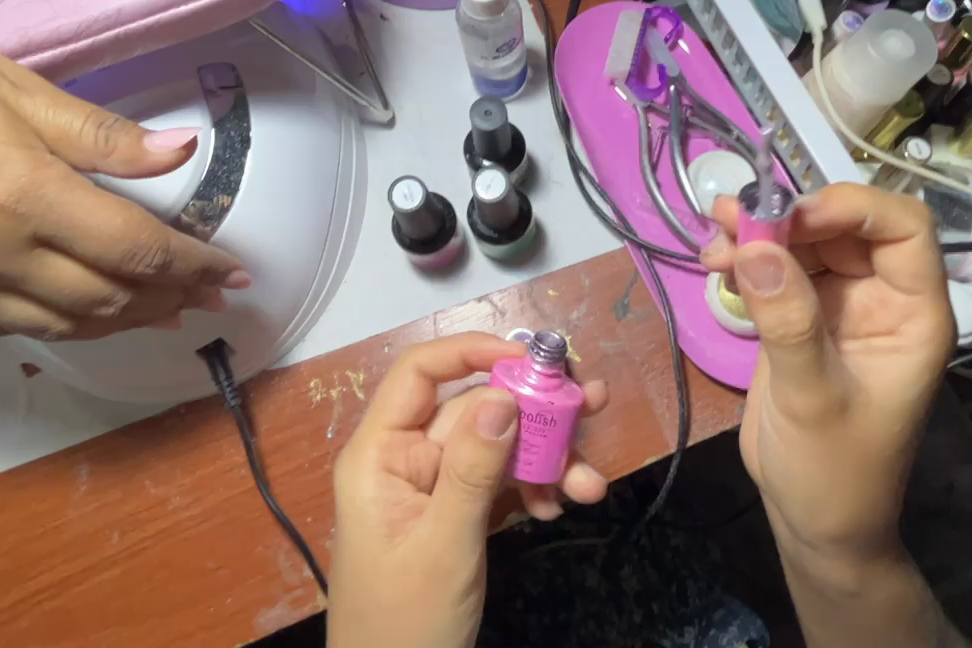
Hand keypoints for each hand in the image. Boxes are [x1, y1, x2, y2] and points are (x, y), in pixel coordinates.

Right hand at [0, 0, 245, 337]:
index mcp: (24, 197)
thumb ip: (102, 132)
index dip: (194, 263)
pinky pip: (0, 327)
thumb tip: (182, 149)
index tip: (233, 272)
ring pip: (58, 323)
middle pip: (106, 296)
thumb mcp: (11, 85)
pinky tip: (81, 316)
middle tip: (210, 295)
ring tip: (166, 315)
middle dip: (170, 297)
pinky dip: (58, 327)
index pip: (138, 247)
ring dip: (122, 322)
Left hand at [329, 334, 608, 647]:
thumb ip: (473, 468)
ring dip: (546, 457)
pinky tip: (559, 506)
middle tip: (591, 406)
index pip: (421, 372)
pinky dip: (534, 487)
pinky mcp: (458, 510)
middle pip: (475, 408)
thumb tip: (504, 395)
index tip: (531, 358)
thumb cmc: (406, 625)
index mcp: (381, 452)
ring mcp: (435, 483)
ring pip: (497, 443)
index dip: (473, 350)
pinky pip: (502, 478)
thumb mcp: (443, 546)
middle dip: (534, 413)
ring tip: (589, 483)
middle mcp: (407, 455)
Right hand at [701, 184, 952, 562]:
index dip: (851, 207)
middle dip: (786, 215)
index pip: (902, 229)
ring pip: (801, 238)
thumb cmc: (834, 470)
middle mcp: (878, 296)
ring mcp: (836, 303)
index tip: (788, 216)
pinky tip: (713, 262)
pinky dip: (743, 255)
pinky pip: (774, 264)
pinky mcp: (798, 313)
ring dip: (755, 231)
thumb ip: (788, 322)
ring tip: (710, 240)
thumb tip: (754, 246)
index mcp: (912, 312)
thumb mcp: (813, 399)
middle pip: (841, 225)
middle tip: (729, 221)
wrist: (812, 517)